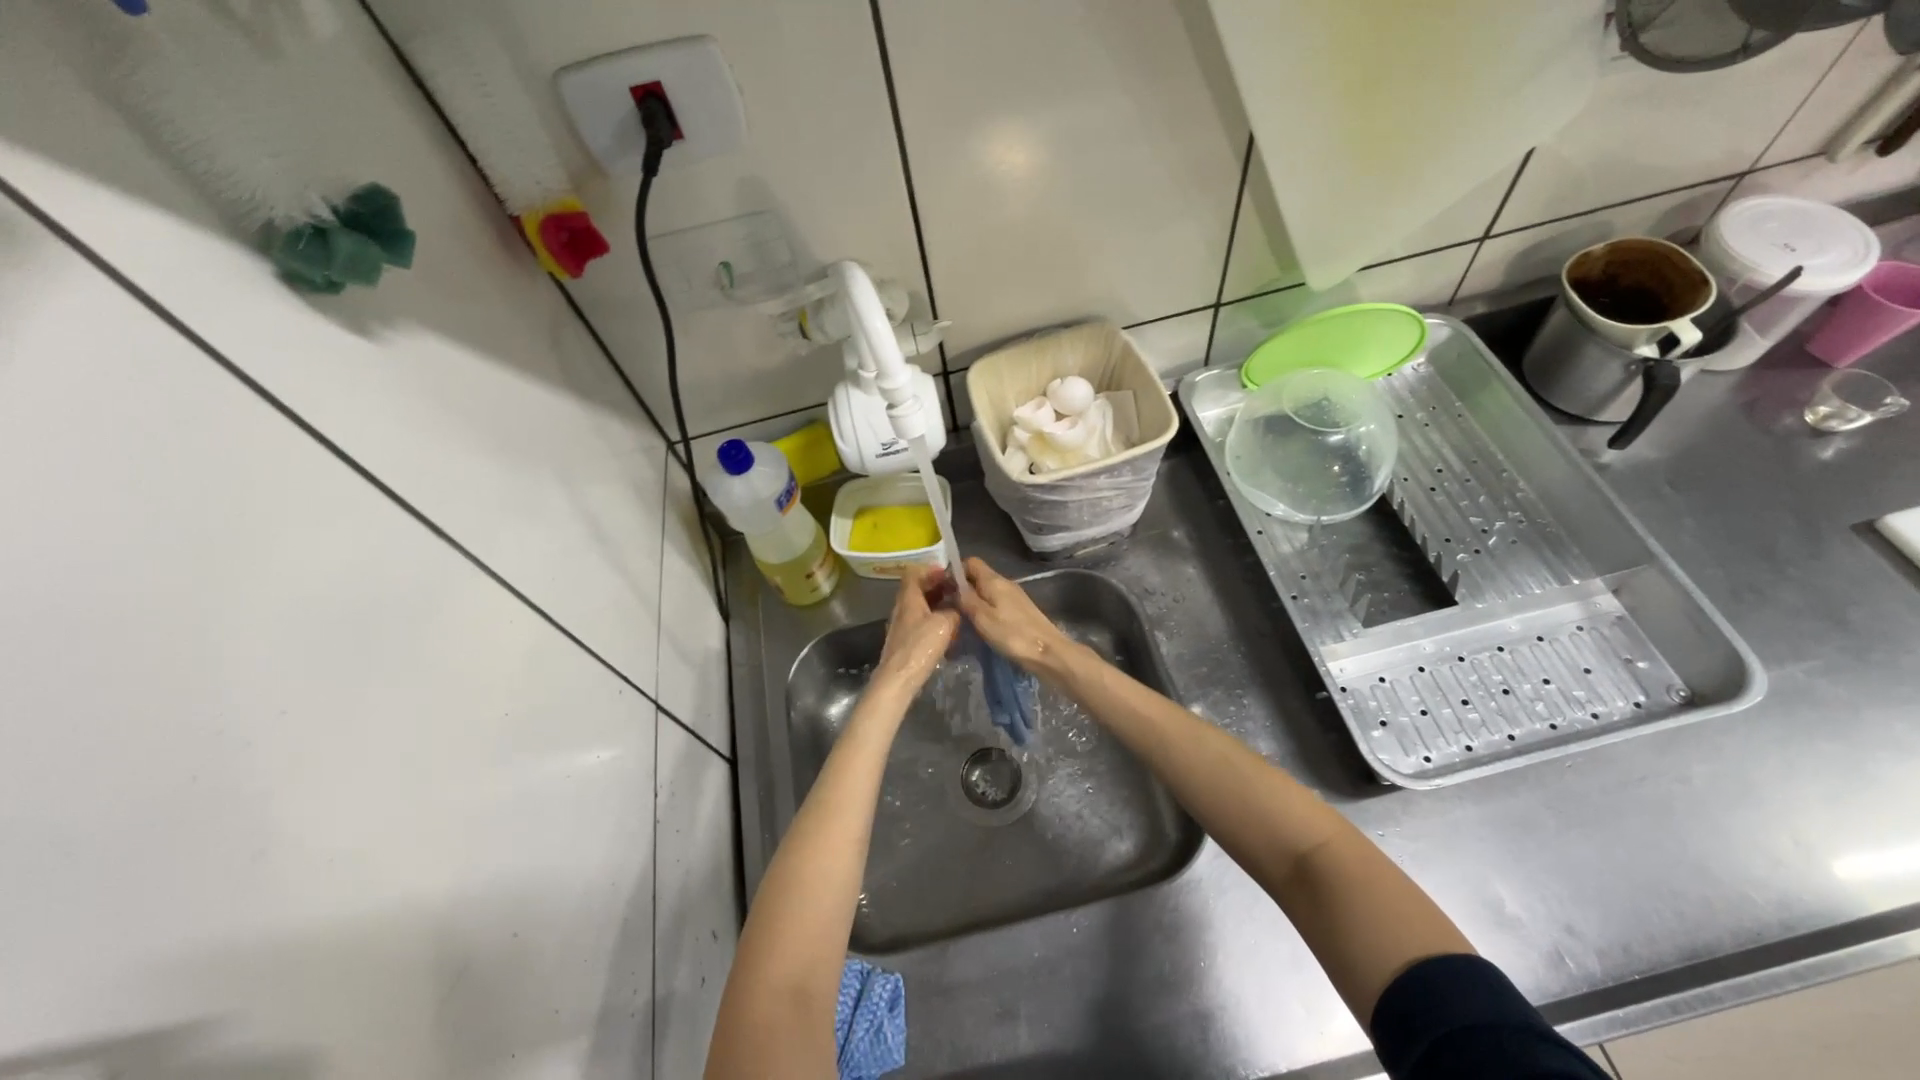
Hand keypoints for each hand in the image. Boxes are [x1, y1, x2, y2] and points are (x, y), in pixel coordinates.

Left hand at [872, 565, 962, 696]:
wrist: (899, 678)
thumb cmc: (920, 647)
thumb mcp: (944, 624)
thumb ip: (953, 612)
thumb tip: (956, 610)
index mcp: (908, 598)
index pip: (914, 573)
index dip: (931, 570)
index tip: (949, 574)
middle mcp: (901, 608)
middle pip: (917, 589)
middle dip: (936, 586)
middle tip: (956, 590)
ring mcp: (901, 625)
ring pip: (919, 606)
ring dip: (936, 603)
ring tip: (955, 608)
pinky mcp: (904, 640)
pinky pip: (919, 621)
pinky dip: (932, 618)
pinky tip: (946, 628)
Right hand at [958, 558, 1076, 675]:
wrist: (1048, 652)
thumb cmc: (1012, 634)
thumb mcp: (982, 617)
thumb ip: (965, 599)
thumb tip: (953, 587)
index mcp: (994, 580)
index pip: (970, 562)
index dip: (955, 571)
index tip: (943, 589)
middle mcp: (1005, 583)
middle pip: (978, 577)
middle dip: (962, 589)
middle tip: (947, 608)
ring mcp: (1014, 597)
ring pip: (986, 591)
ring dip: (973, 601)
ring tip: (960, 619)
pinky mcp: (1019, 611)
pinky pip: (995, 603)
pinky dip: (985, 610)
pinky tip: (980, 627)